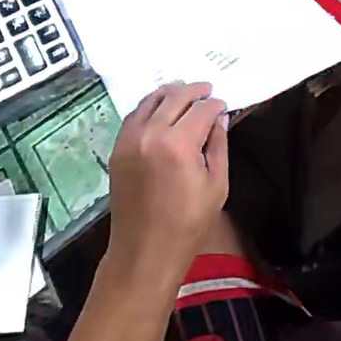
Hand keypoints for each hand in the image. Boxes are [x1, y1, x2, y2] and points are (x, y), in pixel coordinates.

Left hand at [105, 82, 228, 288]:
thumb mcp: (217, 185)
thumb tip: (220, 118)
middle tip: (207, 90)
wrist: (145, 250)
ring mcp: (129, 141)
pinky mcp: (117, 150)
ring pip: (150, 101)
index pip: (201, 109)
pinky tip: (160, 109)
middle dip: (194, 90)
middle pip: (175, 97)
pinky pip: (134, 116)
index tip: (223, 105)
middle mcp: (151, 135)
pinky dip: (149, 107)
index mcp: (179, 145)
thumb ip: (218, 145)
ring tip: (184, 92)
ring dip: (170, 93)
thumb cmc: (188, 224)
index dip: (215, 104)